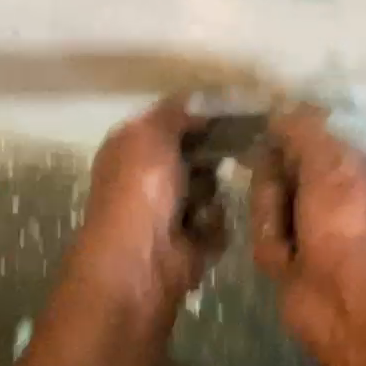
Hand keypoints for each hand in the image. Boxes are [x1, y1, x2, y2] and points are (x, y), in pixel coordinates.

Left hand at [74, 98, 211, 316]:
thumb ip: (176, 113)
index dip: (197, 115)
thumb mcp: (152, 133)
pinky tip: (200, 227)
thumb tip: (199, 105)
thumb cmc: (139, 188)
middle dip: (212, 154)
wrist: (140, 261)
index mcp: (131, 148)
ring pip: (210, 186)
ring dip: (211, 192)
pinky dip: (213, 224)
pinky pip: (217, 221)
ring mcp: (169, 211)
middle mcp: (148, 177)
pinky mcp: (191, 241)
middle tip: (234, 147)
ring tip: (200, 200)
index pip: (170, 122)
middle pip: (195, 154)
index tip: (231, 110)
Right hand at [250, 109, 365, 353]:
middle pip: (279, 165)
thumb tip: (278, 113)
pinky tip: (288, 263)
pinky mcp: (291, 255)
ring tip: (292, 244)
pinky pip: (262, 234)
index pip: (307, 133)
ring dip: (271, 218)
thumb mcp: (333, 165)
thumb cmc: (353, 230)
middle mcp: (334, 189)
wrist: (354, 313)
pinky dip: (272, 246)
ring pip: (265, 199)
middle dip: (274, 183)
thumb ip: (304, 131)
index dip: (283, 137)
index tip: (264, 138)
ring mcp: (312, 223)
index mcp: (356, 163)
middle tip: (289, 204)